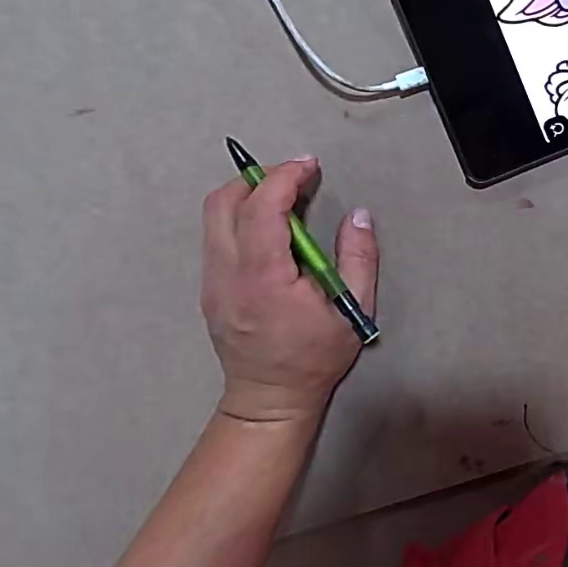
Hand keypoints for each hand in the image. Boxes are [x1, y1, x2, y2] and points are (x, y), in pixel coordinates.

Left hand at [200, 156, 377, 423]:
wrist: (268, 401)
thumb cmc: (314, 358)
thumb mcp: (352, 310)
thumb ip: (359, 258)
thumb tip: (358, 214)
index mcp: (263, 279)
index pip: (262, 209)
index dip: (285, 177)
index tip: (310, 165)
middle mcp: (227, 274)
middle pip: (223, 202)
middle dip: (258, 177)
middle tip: (294, 178)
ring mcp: (211, 281)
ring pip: (214, 216)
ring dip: (248, 194)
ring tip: (285, 199)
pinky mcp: (208, 288)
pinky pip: (217, 235)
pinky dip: (241, 215)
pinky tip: (271, 228)